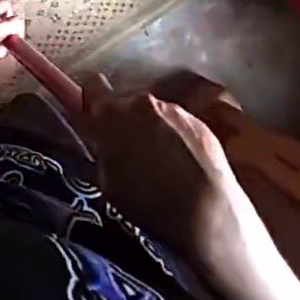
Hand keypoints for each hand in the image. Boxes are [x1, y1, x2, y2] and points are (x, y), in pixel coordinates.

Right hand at [73, 74, 270, 275]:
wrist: (206, 213)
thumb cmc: (148, 202)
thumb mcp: (107, 180)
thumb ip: (102, 149)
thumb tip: (103, 140)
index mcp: (113, 113)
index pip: (94, 87)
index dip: (93, 99)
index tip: (96, 114)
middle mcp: (142, 103)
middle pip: (128, 105)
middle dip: (127, 124)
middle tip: (130, 155)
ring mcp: (174, 110)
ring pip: (155, 116)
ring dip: (154, 131)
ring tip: (162, 167)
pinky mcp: (200, 123)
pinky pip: (180, 126)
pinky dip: (178, 140)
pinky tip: (184, 168)